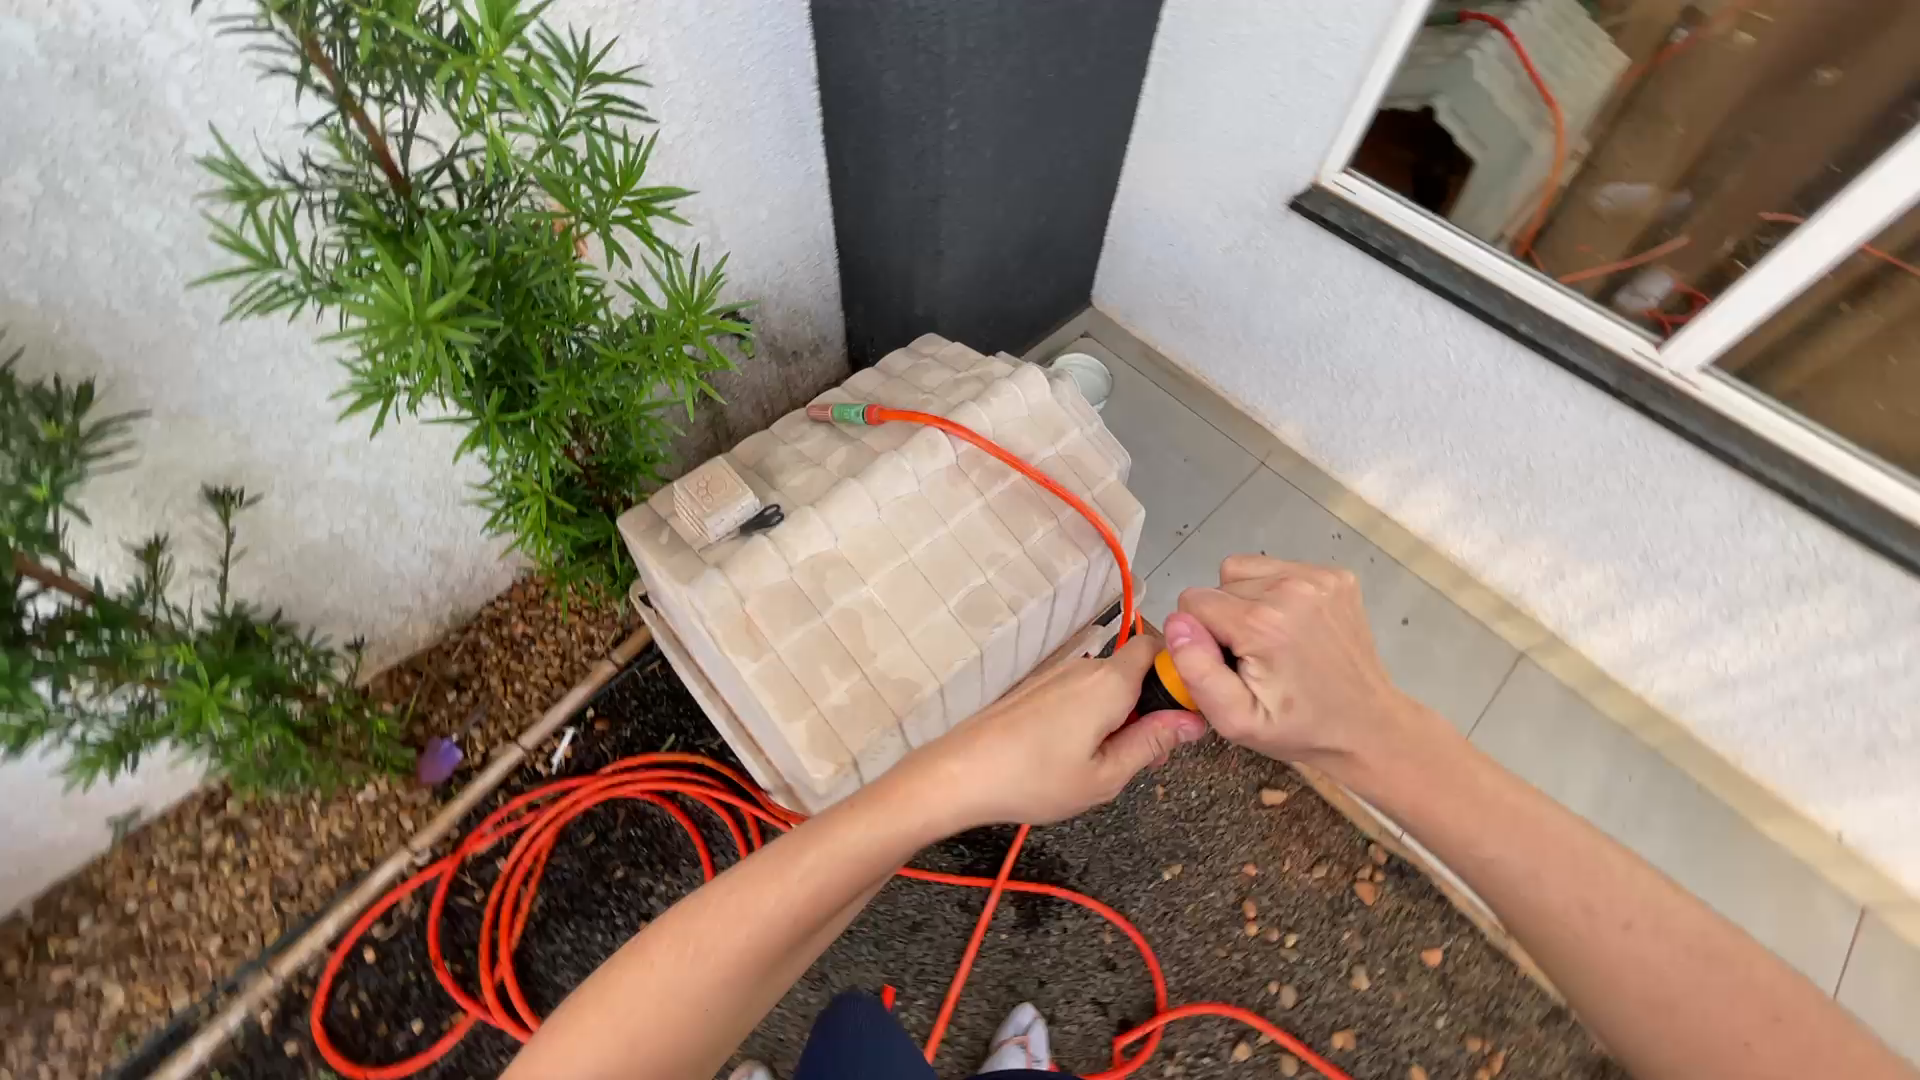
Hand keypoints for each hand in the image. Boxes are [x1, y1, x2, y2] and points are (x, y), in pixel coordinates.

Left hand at [902, 631, 1207, 827]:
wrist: (962, 771)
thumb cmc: (1038, 778)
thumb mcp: (1105, 774)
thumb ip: (1152, 743)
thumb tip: (1193, 719)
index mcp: (1109, 682)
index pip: (1157, 647)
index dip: (1178, 671)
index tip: (1184, 712)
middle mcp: (1085, 666)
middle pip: (1134, 667)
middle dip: (1151, 702)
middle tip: (1150, 754)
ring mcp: (1057, 673)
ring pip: (1107, 682)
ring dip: (1121, 711)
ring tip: (1111, 761)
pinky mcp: (1037, 686)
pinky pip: (1081, 690)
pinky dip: (1093, 713)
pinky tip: (1078, 752)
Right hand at [1165, 556, 1448, 774]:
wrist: (1368, 727)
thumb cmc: (1297, 728)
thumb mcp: (1235, 719)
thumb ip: (1196, 670)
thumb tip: (1176, 623)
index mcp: (1262, 622)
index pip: (1192, 602)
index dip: (1200, 635)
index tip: (1227, 663)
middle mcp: (1290, 588)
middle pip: (1217, 585)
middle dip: (1223, 618)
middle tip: (1251, 657)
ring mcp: (1318, 578)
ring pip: (1244, 571)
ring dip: (1244, 600)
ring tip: (1269, 638)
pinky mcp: (1336, 575)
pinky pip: (1277, 569)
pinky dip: (1274, 593)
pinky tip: (1292, 625)